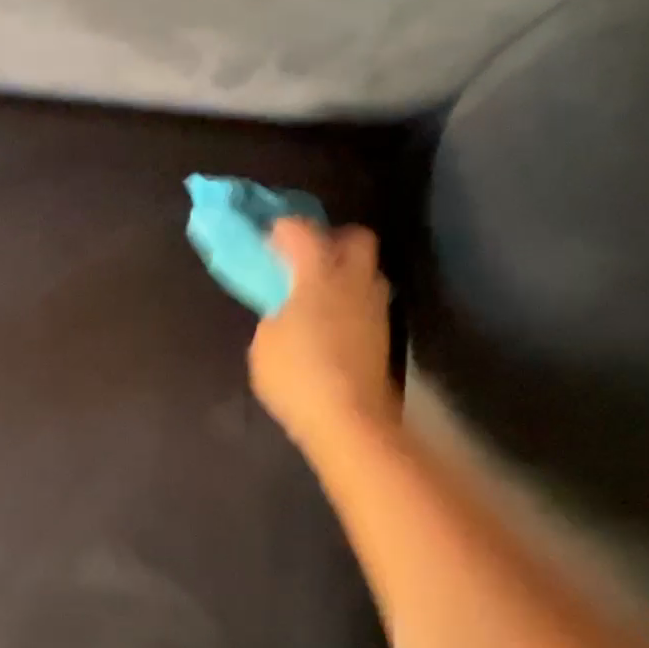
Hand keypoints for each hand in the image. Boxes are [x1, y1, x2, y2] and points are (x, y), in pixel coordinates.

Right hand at [250, 219, 398, 449]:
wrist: (349, 419)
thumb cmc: (296, 375)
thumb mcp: (265, 340)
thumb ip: (274, 311)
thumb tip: (285, 304)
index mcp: (318, 276)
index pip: (302, 231)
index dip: (282, 228)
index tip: (265, 236)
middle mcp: (354, 281)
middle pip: (355, 238)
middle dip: (330, 238)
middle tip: (301, 256)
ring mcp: (375, 306)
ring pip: (366, 269)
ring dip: (342, 269)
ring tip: (313, 290)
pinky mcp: (383, 331)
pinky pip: (365, 297)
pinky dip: (348, 297)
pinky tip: (327, 318)